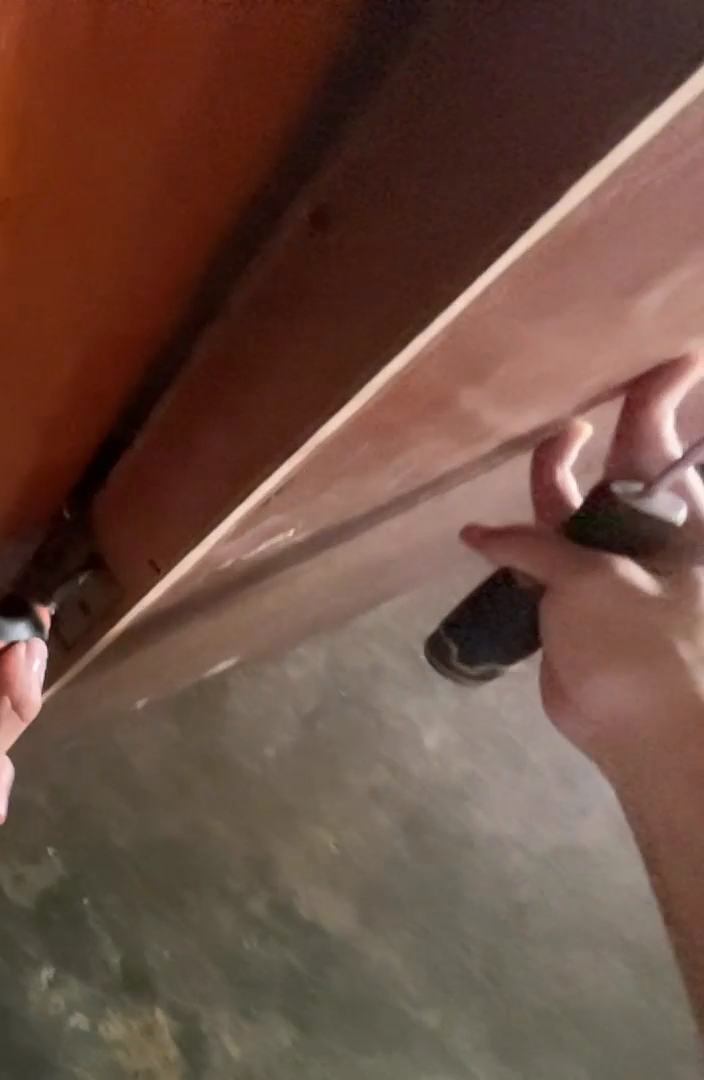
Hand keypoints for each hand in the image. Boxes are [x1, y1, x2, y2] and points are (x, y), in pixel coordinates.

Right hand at [463, 356, 703, 785]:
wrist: (642, 722)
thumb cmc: (646, 643)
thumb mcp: (599, 583)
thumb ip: (541, 549)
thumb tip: (482, 535)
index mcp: (684, 534)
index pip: (671, 462)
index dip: (664, 416)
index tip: (670, 368)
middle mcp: (651, 545)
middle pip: (625, 481)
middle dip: (613, 440)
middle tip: (595, 400)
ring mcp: (607, 573)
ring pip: (575, 517)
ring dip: (555, 485)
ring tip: (545, 445)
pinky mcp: (569, 601)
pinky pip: (535, 560)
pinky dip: (509, 544)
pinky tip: (480, 535)